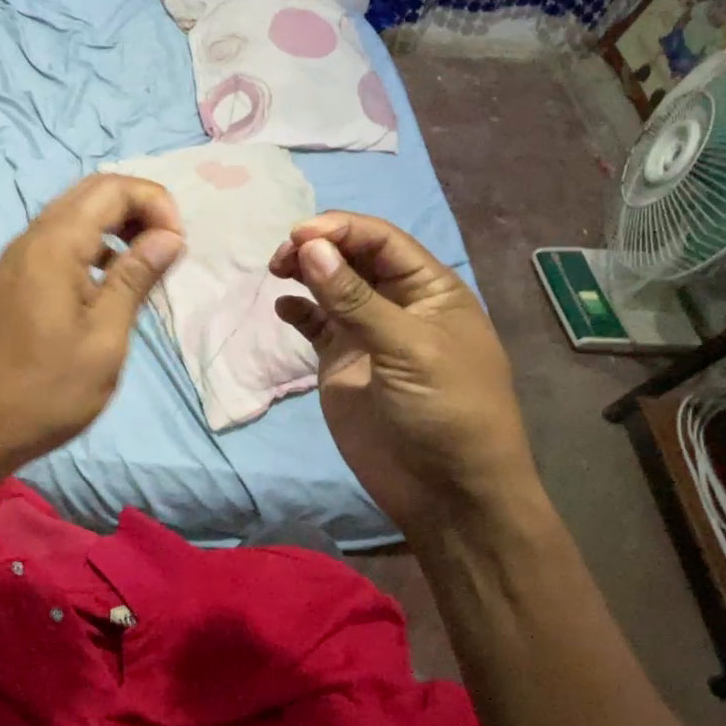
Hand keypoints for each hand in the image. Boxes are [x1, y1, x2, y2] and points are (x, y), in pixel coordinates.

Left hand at [0, 174, 184, 475]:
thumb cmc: (47, 393)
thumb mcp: (104, 339)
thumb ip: (136, 279)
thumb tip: (169, 236)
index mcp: (52, 246)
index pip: (112, 188)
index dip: (155, 203)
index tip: (179, 245)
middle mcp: (28, 240)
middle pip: (90, 193)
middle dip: (137, 207)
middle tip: (168, 247)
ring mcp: (14, 260)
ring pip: (72, 215)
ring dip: (115, 225)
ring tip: (147, 264)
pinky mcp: (10, 281)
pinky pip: (56, 242)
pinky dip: (90, 246)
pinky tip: (109, 282)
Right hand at [269, 212, 537, 532]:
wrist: (448, 494)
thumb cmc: (448, 412)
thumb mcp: (409, 348)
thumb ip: (356, 299)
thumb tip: (309, 248)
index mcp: (431, 290)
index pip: (381, 240)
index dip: (341, 230)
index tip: (299, 236)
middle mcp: (398, 303)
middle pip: (351, 256)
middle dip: (317, 248)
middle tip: (281, 258)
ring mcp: (367, 333)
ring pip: (329, 285)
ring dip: (303, 272)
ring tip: (276, 271)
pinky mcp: (342, 362)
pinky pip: (314, 323)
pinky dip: (297, 310)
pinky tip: (283, 308)